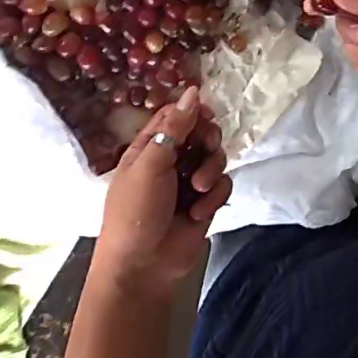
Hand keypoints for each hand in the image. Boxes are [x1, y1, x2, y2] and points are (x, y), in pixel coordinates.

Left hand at [91, 87, 231, 298]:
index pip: (174, 117)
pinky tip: (200, 212)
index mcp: (148, 148)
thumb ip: (173, 128)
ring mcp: (188, 183)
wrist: (143, 265)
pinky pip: (223, 186)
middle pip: (201, 134)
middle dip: (208, 141)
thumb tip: (193, 91)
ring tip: (197, 190)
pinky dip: (214, 197)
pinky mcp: (205, 203)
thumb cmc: (135, 211)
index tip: (205, 117)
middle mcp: (170, 161)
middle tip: (207, 149)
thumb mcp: (150, 164)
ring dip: (211, 171)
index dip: (192, 113)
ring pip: (216, 159)